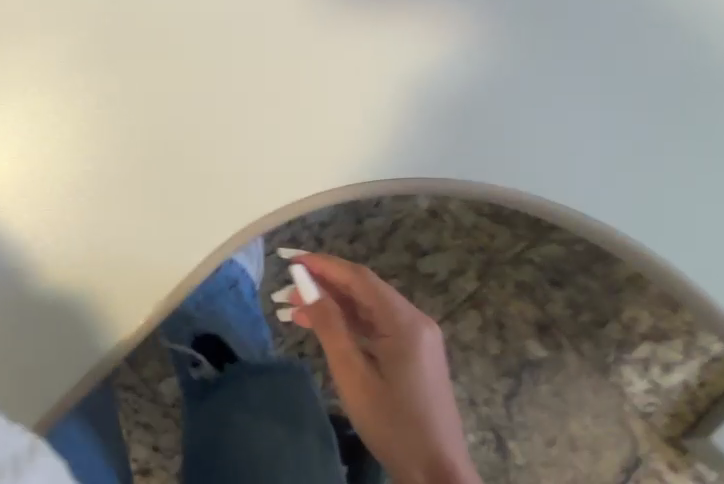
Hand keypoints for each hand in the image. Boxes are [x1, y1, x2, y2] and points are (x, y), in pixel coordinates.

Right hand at [282, 254, 481, 483]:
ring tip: (296, 311)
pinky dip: (349, 323)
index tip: (291, 261)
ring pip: (369, 308)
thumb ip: (329, 324)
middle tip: (286, 293)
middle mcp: (415, 322)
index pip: (359, 278)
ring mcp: (418, 339)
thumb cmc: (392, 423)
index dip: (323, 265)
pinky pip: (378, 326)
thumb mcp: (352, 374)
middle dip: (324, 286)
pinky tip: (324, 328)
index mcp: (405, 322)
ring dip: (334, 305)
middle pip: (364, 290)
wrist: (437, 473)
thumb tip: (306, 285)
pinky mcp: (415, 355)